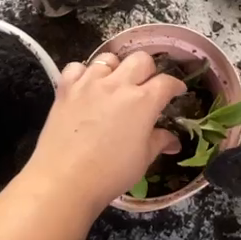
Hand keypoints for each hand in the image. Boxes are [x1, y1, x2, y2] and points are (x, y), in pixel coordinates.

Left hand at [25, 50, 185, 211]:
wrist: (63, 180)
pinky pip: (77, 68)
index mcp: (143, 101)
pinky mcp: (66, 89)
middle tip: (147, 86)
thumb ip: (159, 142)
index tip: (176, 91)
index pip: (166, 82)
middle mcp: (118, 85)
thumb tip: (173, 141)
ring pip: (109, 58)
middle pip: (140, 60)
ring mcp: (89, 84)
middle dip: (149, 70)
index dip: (175, 85)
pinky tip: (86, 86)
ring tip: (115, 83)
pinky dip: (84, 73)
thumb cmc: (110, 173)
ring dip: (117, 68)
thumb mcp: (142, 160)